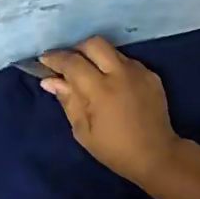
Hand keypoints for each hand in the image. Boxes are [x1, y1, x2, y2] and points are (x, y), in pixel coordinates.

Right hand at [39, 37, 182, 183]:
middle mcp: (121, 73)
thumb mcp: (82, 131)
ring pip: (112, 50)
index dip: (55, 58)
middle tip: (68, 65)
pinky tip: (112, 86)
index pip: (73, 62)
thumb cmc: (113, 149)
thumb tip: (50, 80)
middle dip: (76, 49)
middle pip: (94, 44)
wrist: (156, 154)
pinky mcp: (151, 75)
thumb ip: (68, 100)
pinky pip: (126, 62)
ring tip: (90, 76)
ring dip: (96, 58)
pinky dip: (113, 67)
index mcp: (101, 90)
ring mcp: (139, 71)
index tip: (44, 60)